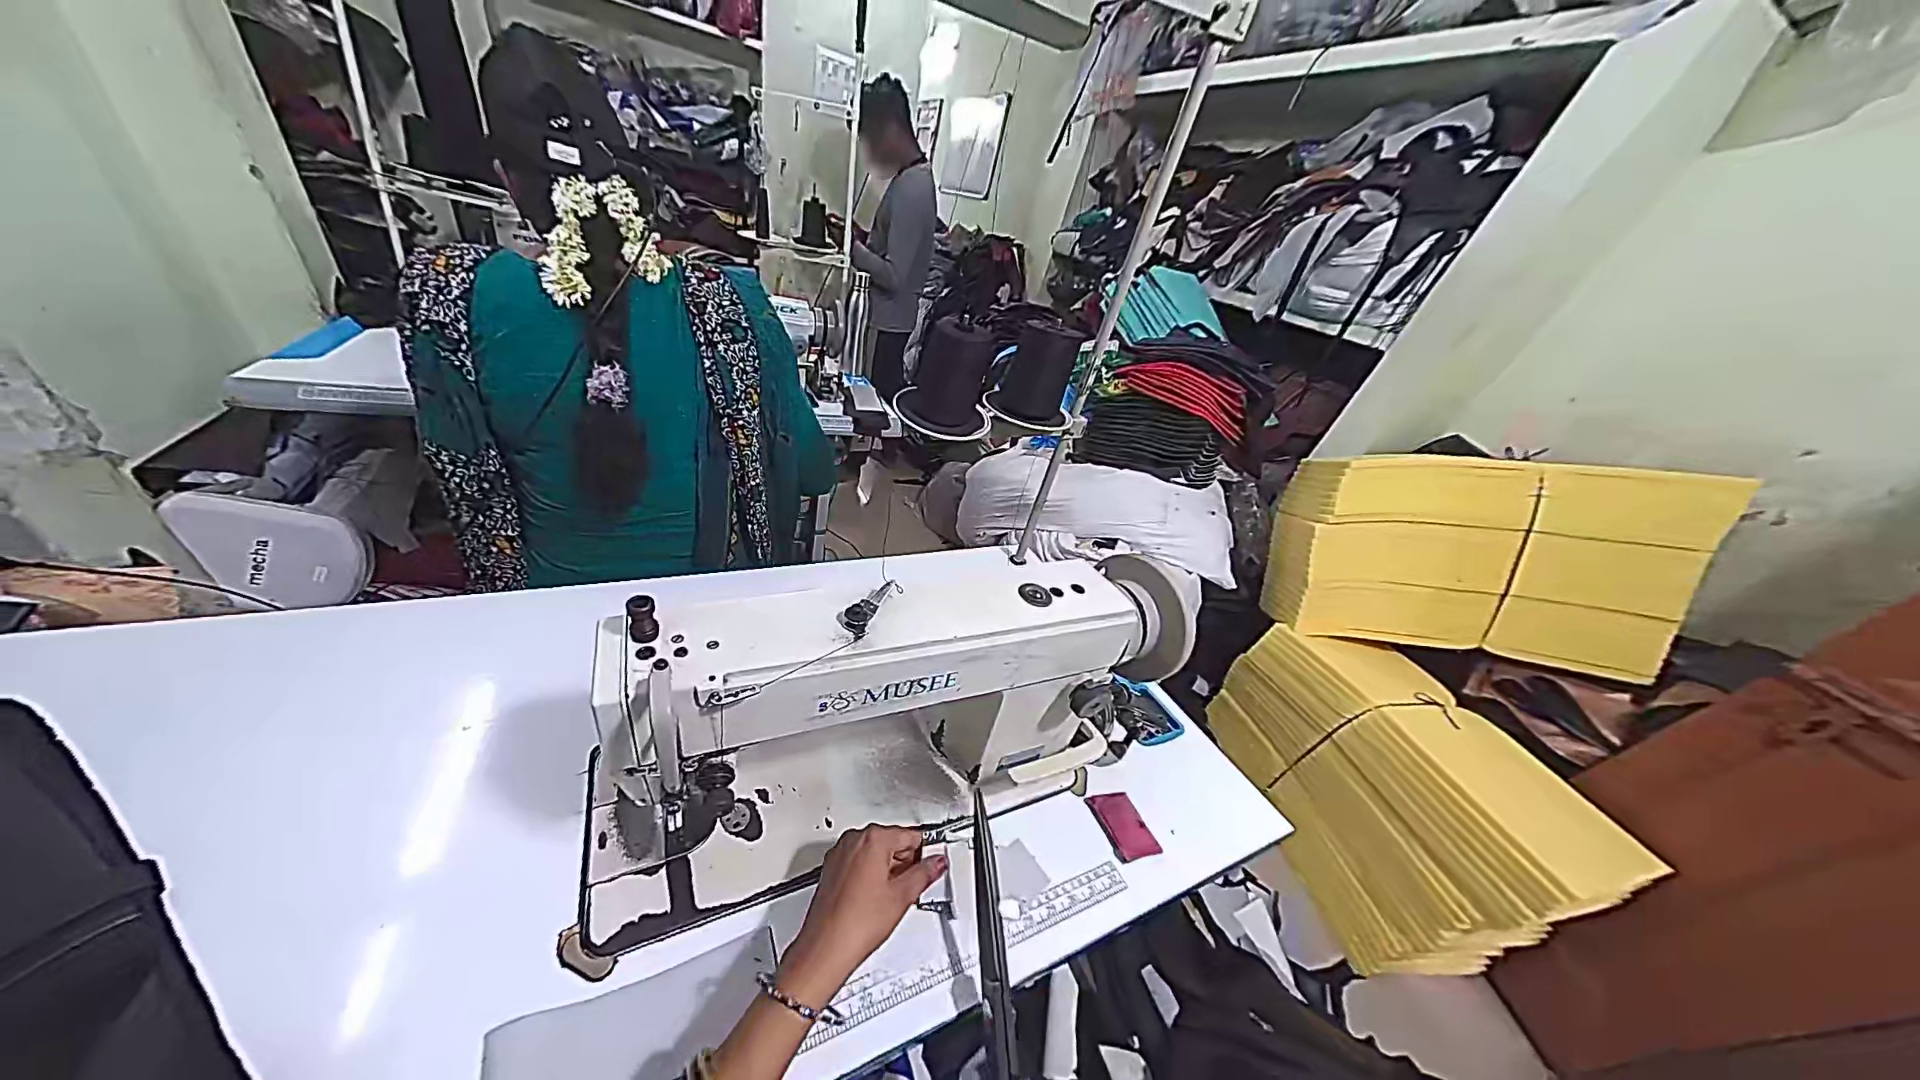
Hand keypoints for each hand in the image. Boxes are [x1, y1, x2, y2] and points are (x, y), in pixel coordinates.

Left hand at [776, 826, 948, 1006]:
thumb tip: (936, 862)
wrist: (825, 949)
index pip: (911, 835)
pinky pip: (859, 862)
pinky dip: (870, 875)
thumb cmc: (855, 924)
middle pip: (892, 841)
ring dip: (887, 869)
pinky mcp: (831, 869)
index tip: (931, 866)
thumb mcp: (902, 896)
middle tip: (910, 887)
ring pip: (875, 852)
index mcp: (872, 838)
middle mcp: (853, 840)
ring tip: (891, 897)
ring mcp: (840, 854)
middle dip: (905, 862)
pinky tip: (874, 899)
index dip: (925, 853)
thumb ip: (925, 873)